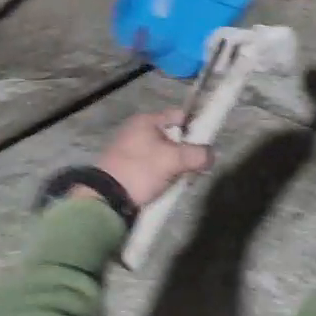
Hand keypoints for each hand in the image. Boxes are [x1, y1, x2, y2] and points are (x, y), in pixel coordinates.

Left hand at [94, 109, 213, 206]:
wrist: (104, 200)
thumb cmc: (141, 170)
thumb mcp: (174, 160)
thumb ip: (198, 154)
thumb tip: (211, 155)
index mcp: (145, 120)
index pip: (179, 115)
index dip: (194, 128)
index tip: (201, 146)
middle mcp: (134, 130)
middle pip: (171, 136)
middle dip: (183, 151)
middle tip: (189, 167)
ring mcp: (126, 149)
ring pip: (161, 153)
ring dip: (171, 165)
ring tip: (176, 180)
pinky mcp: (121, 167)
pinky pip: (149, 165)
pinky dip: (158, 174)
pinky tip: (161, 186)